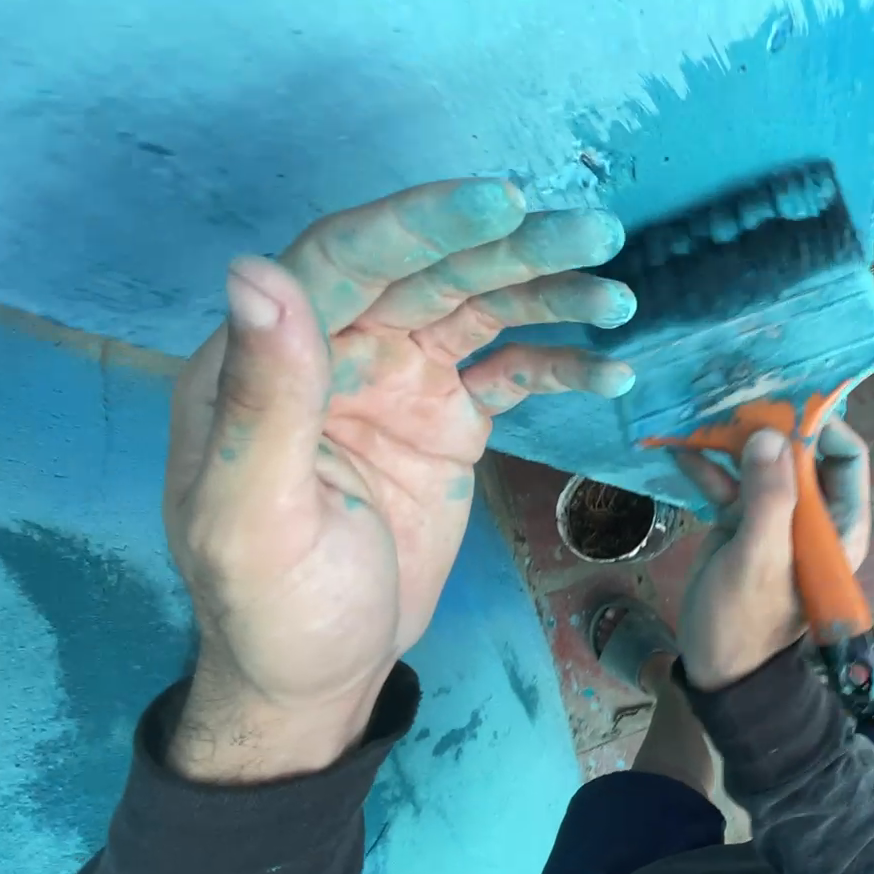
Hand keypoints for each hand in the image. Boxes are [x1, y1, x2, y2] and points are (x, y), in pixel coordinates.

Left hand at [164, 179, 636, 780]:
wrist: (327, 670)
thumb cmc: (275, 607)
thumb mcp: (252, 516)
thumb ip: (263, 399)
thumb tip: (255, 272)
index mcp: (273, 357)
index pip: (351, 259)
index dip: (427, 225)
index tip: (505, 203)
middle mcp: (345, 350)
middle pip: (438, 276)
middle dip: (519, 251)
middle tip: (597, 231)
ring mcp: (408, 381)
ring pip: (487, 315)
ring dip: (555, 299)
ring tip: (621, 297)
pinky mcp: (454, 417)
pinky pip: (517, 375)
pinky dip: (564, 367)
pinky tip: (614, 369)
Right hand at [672, 422, 871, 690]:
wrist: (716, 670)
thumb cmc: (746, 621)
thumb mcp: (759, 559)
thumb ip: (768, 498)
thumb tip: (769, 435)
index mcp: (838, 524)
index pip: (846, 458)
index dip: (822, 426)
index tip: (783, 403)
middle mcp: (813, 514)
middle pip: (800, 453)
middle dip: (769, 425)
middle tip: (735, 395)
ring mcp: (776, 516)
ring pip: (760, 463)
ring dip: (733, 440)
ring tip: (700, 411)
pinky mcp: (742, 523)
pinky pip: (729, 485)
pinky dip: (708, 466)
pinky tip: (679, 446)